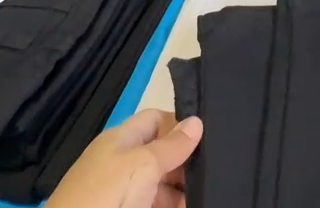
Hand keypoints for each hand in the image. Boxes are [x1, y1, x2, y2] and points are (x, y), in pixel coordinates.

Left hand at [45, 110, 200, 207]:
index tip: (207, 137)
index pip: (156, 119)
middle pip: (161, 155)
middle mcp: (122, 165)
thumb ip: (172, 145)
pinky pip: (156, 206)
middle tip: (214, 171)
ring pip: (160, 186)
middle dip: (186, 163)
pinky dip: (172, 205)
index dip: (180, 125)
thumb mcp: (142, 165)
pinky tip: (191, 205)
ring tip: (205, 194)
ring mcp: (123, 195)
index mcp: (121, 141)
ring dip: (182, 190)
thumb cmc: (105, 198)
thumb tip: (197, 121)